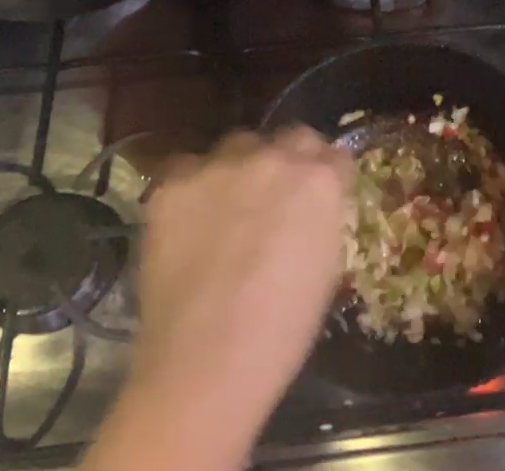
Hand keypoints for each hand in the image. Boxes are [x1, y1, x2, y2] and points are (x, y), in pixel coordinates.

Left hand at [94, 127, 348, 469]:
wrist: (204, 364)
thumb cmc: (281, 331)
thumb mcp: (325, 267)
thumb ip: (321, 218)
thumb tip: (311, 205)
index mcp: (320, 181)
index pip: (332, 154)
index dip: (325, 175)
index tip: (316, 195)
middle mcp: (273, 158)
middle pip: (287, 139)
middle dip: (286, 161)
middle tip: (272, 198)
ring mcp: (218, 166)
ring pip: (236, 146)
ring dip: (240, 168)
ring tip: (225, 209)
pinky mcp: (173, 183)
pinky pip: (189, 170)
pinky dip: (193, 188)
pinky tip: (189, 224)